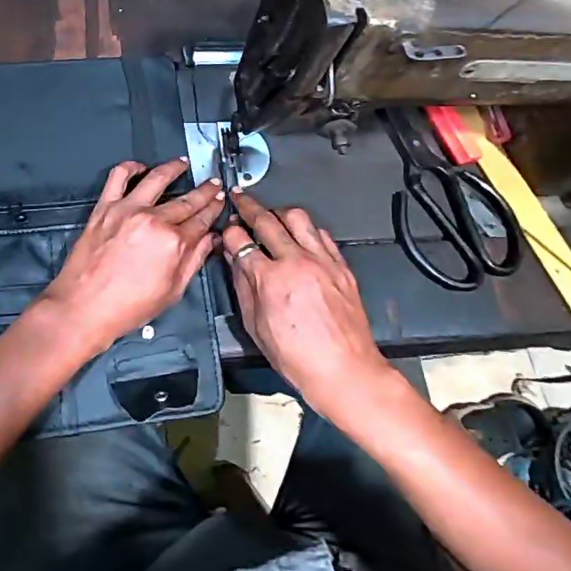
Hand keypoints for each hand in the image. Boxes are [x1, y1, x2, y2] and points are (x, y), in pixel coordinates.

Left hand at [39, 159, 223, 358]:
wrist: (83, 308)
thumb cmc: (124, 307)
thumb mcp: (172, 291)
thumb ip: (193, 261)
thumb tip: (209, 242)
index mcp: (173, 243)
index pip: (202, 219)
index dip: (214, 208)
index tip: (219, 201)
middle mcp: (153, 221)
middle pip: (187, 199)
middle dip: (204, 190)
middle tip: (212, 183)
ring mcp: (127, 211)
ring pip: (157, 178)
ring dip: (174, 168)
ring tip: (182, 163)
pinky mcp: (105, 208)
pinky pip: (118, 177)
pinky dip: (131, 167)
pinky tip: (141, 167)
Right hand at [221, 191, 393, 412]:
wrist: (343, 369)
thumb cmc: (299, 357)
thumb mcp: (255, 325)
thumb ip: (243, 286)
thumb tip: (234, 261)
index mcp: (270, 279)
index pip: (241, 240)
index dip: (229, 231)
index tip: (227, 229)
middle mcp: (297, 263)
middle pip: (266, 220)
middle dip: (248, 206)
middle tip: (240, 201)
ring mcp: (322, 261)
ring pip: (297, 217)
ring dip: (279, 212)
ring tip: (271, 215)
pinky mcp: (340, 266)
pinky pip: (322, 234)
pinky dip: (306, 229)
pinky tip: (300, 235)